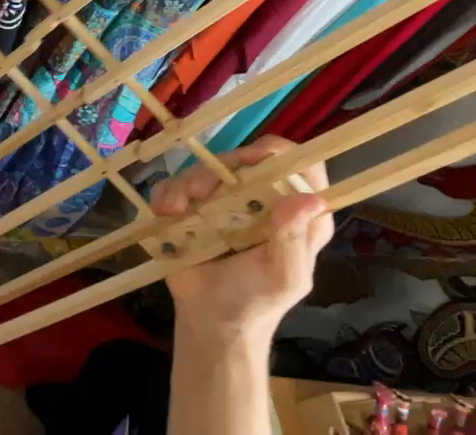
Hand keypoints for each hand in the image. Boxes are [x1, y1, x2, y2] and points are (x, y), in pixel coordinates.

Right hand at [151, 136, 331, 344]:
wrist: (209, 321)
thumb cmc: (255, 301)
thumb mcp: (284, 276)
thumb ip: (295, 238)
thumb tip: (310, 198)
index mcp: (294, 214)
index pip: (300, 166)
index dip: (280, 155)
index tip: (253, 161)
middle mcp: (259, 199)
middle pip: (243, 159)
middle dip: (217, 169)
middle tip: (199, 193)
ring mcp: (221, 200)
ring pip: (203, 168)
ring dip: (184, 184)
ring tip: (175, 211)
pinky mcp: (190, 205)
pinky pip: (174, 183)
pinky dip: (165, 194)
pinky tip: (165, 214)